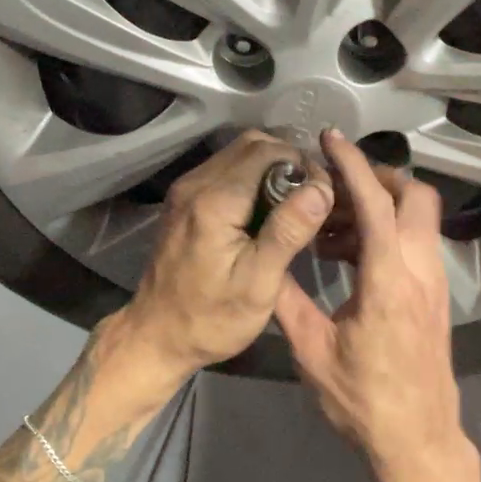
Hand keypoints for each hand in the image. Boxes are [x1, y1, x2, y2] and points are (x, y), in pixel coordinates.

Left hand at [117, 130, 334, 382]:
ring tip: (294, 204)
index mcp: (215, 201)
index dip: (302, 165)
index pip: (268, 152)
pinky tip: (266, 210)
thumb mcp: (259, 283)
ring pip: (237, 154)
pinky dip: (251, 177)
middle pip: (252, 145)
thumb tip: (321, 187)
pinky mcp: (183, 200)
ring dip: (270, 167)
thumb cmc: (212, 318)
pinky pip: (224, 170)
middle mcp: (195, 183)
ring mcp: (185, 189)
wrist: (157, 336)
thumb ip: (288, 230)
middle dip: (288, 162)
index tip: (324, 193)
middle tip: (312, 197)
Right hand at [275, 130, 480, 481]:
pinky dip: (386, 230)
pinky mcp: (435, 296)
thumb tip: (260, 258)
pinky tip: (348, 255)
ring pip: (419, 217)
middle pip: (414, 196)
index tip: (328, 138)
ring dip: (379, 205)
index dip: (351, 164)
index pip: (375, 203)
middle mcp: (421, 271)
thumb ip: (285, 299)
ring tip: (328, 224)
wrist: (418, 443)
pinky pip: (416, 242)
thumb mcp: (311, 350)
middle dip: (375, 176)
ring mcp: (435, 283)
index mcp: (389, 280)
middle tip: (331, 182)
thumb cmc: (363, 400)